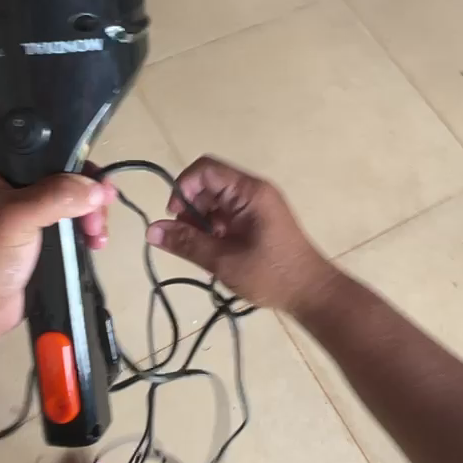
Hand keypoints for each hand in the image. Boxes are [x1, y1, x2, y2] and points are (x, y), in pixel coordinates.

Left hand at [0, 157, 115, 347]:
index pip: (46, 148)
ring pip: (73, 201)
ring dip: (92, 215)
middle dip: (88, 194)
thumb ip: (58, 196)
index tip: (98, 181)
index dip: (76, 159)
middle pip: (65, 176)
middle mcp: (12, 184)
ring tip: (97, 236)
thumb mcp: (17, 216)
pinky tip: (96, 243)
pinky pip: (72, 226)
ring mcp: (27, 213)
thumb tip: (98, 190)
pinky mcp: (39, 239)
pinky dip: (87, 232)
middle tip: (99, 215)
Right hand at [145, 156, 339, 314]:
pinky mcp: (257, 220)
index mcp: (249, 192)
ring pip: (215, 201)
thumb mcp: (224, 261)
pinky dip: (214, 229)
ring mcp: (256, 205)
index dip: (183, 187)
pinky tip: (216, 252)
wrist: (312, 293)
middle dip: (191, 208)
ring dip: (201, 221)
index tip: (176, 217)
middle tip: (189, 240)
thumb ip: (187, 243)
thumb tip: (151, 229)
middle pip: (208, 184)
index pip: (205, 169)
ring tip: (204, 250)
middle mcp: (253, 191)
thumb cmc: (272, 275)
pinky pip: (226, 214)